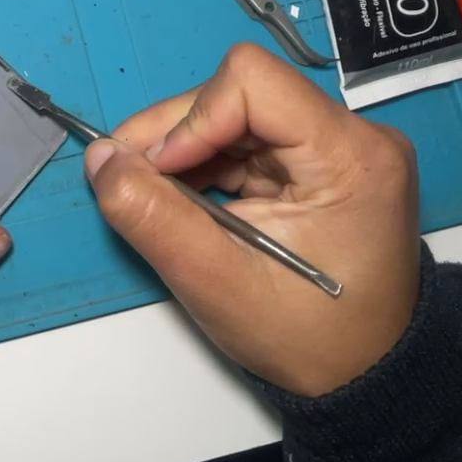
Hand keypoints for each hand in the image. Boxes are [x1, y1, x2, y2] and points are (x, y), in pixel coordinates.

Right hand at [86, 43, 420, 397]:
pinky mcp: (312, 160)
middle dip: (173, 134)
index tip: (159, 170)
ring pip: (229, 111)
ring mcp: (332, 145)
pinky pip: (238, 136)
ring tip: (157, 196)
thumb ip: (149, 215)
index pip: (251, 82)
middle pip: (234, 93)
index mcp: (348, 155)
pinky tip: (184, 197)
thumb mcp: (214, 281)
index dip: (191, 118)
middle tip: (132, 179)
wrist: (362, 379)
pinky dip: (198, 161)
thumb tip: (99, 157)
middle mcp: (349, 134)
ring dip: (180, 148)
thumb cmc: (302, 337)